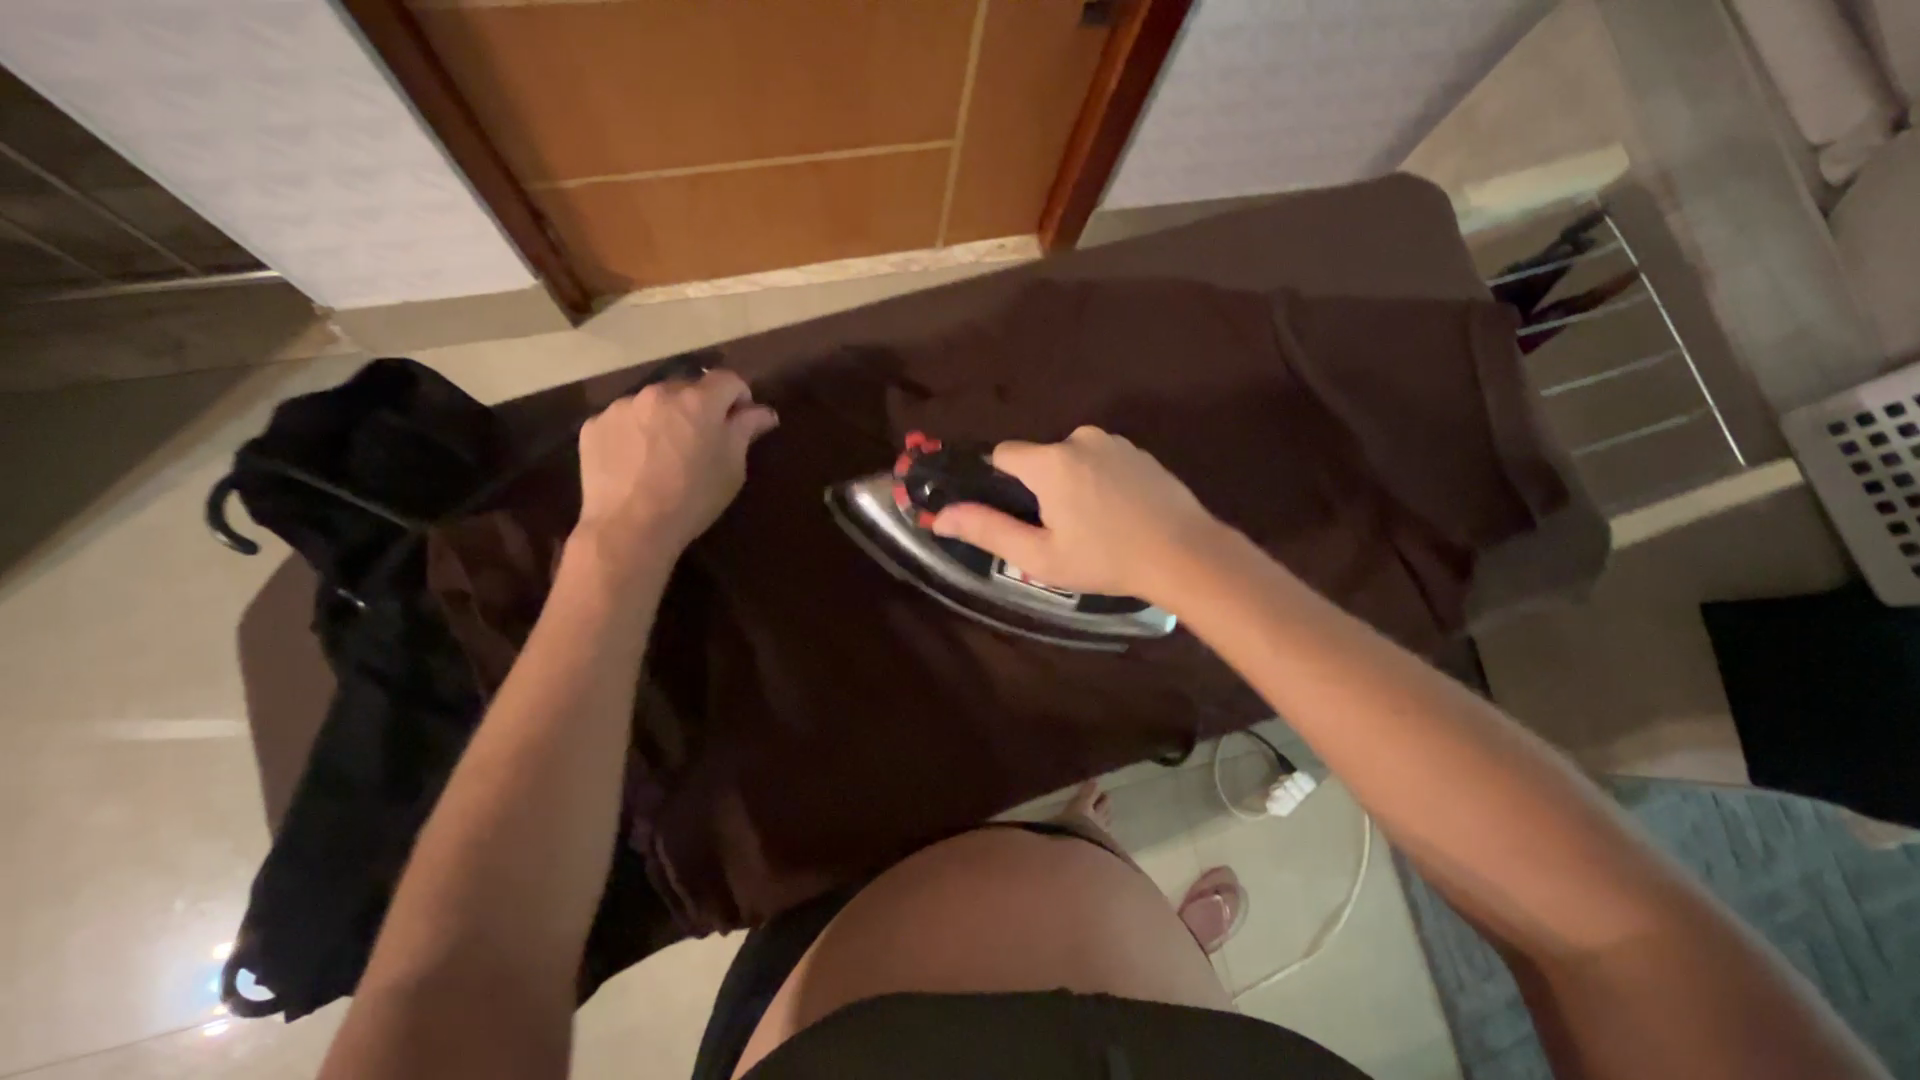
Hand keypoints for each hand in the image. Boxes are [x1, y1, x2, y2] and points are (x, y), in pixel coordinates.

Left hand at [575, 369, 778, 559]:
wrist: (629, 529)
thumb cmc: (692, 499)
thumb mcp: (731, 469)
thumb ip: (746, 430)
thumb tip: (764, 412)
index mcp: (698, 401)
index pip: (728, 379)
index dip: (739, 397)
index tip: (740, 420)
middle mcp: (658, 392)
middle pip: (688, 388)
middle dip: (699, 407)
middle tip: (701, 440)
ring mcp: (621, 406)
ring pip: (652, 402)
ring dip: (664, 418)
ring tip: (663, 453)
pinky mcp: (594, 425)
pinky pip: (623, 420)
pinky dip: (633, 432)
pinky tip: (635, 462)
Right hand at [929, 426, 1227, 602]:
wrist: (1184, 554)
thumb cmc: (1106, 559)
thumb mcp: (1040, 556)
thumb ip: (987, 531)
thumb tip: (940, 517)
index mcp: (1050, 462)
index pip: (1003, 455)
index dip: (1001, 483)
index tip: (1016, 514)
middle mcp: (1080, 439)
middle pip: (1040, 459)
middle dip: (1041, 489)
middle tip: (1060, 532)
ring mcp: (1115, 443)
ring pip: (1072, 460)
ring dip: (1072, 485)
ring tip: (1094, 527)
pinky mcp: (1140, 453)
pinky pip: (1103, 462)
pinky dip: (1101, 483)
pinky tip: (1118, 516)